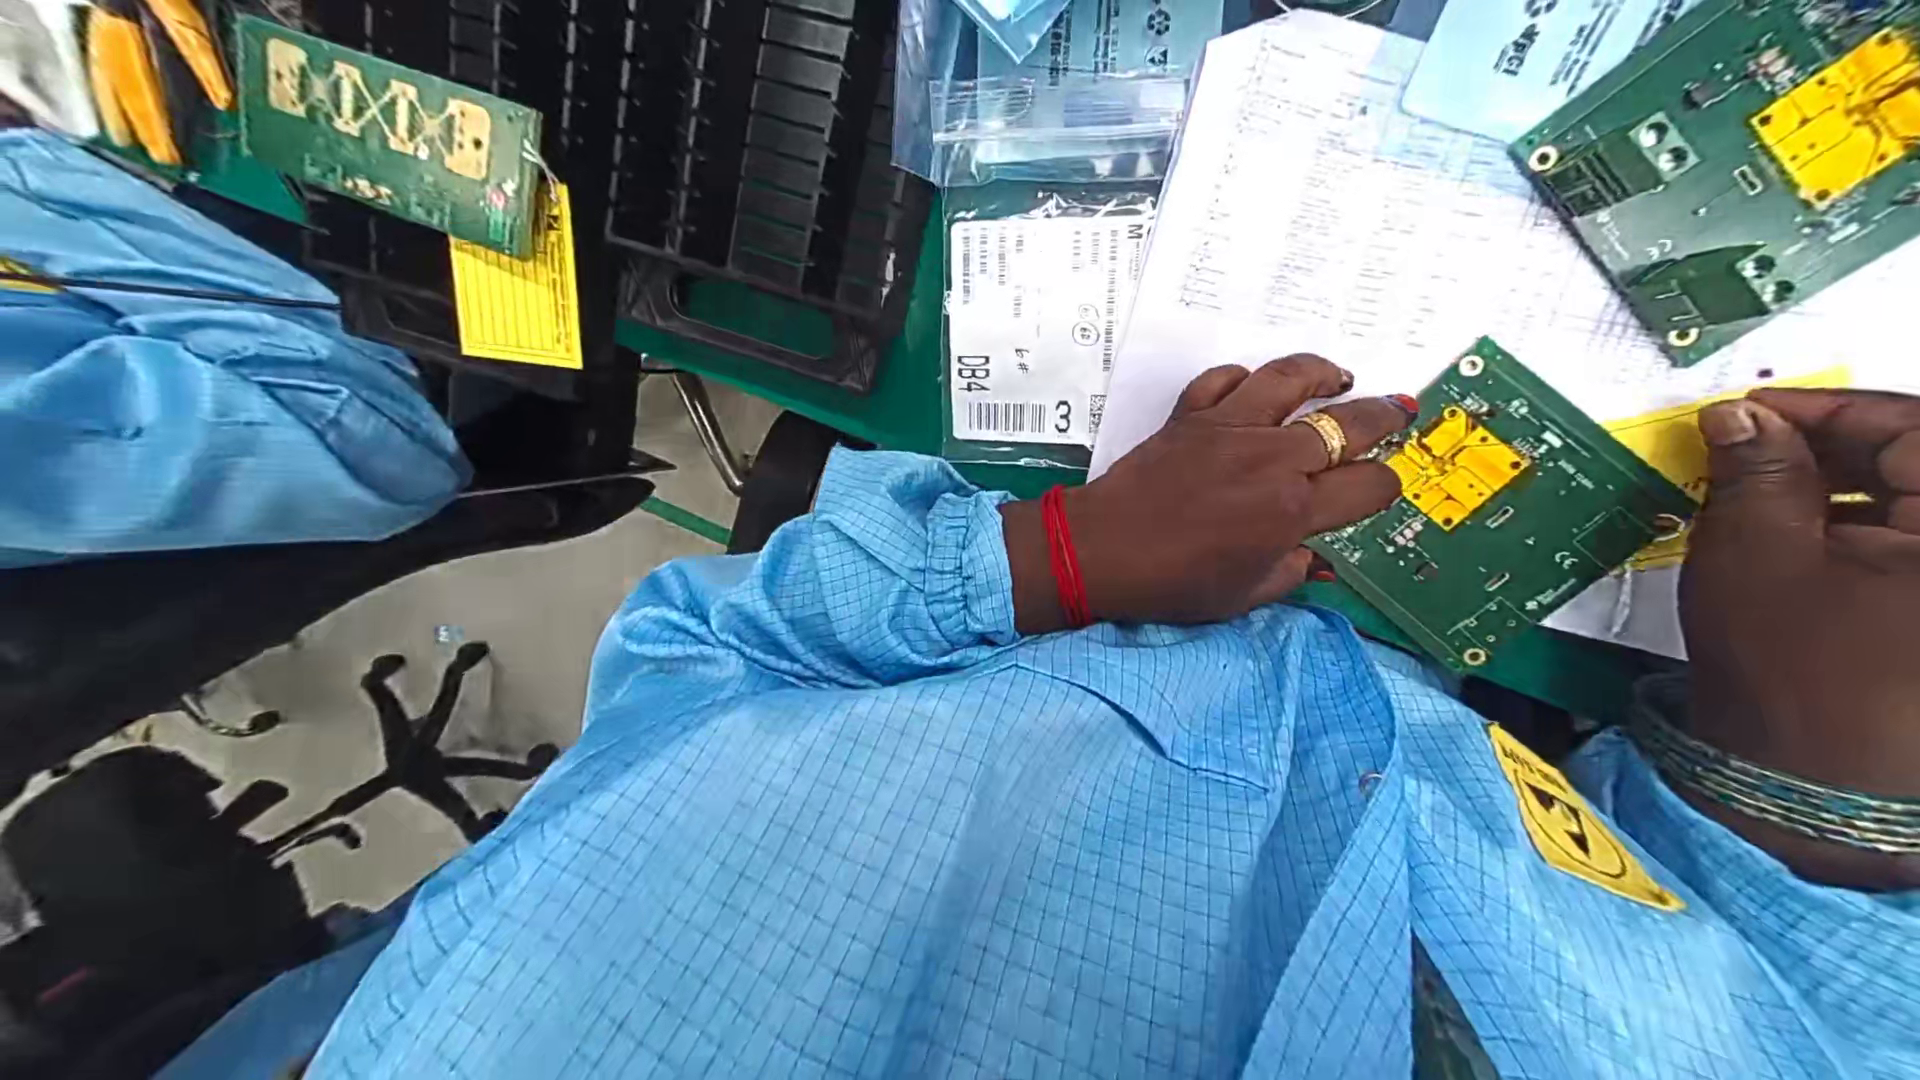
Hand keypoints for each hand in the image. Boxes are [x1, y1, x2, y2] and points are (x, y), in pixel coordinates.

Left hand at [1001, 355, 1416, 631]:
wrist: (1101, 551)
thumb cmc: (1169, 583)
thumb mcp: (1241, 597)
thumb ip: (1289, 573)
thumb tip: (1314, 556)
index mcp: (1291, 510)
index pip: (1370, 485)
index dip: (1384, 486)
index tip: (1377, 487)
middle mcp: (1270, 460)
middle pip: (1348, 422)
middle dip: (1383, 417)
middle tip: (1396, 412)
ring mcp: (1227, 429)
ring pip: (1290, 379)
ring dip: (1322, 374)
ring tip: (1338, 378)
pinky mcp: (1189, 417)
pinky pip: (1223, 378)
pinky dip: (1241, 377)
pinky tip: (1252, 386)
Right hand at [1681, 389, 1919, 886]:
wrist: (1810, 764)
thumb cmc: (1785, 660)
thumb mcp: (1751, 554)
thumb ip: (1754, 474)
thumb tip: (1739, 418)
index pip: (1917, 428)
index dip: (1822, 409)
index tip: (1743, 409)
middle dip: (1830, 444)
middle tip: (1740, 445)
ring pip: (1917, 494)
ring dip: (1840, 479)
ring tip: (1757, 486)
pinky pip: (1911, 531)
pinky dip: (1856, 515)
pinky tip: (1798, 523)